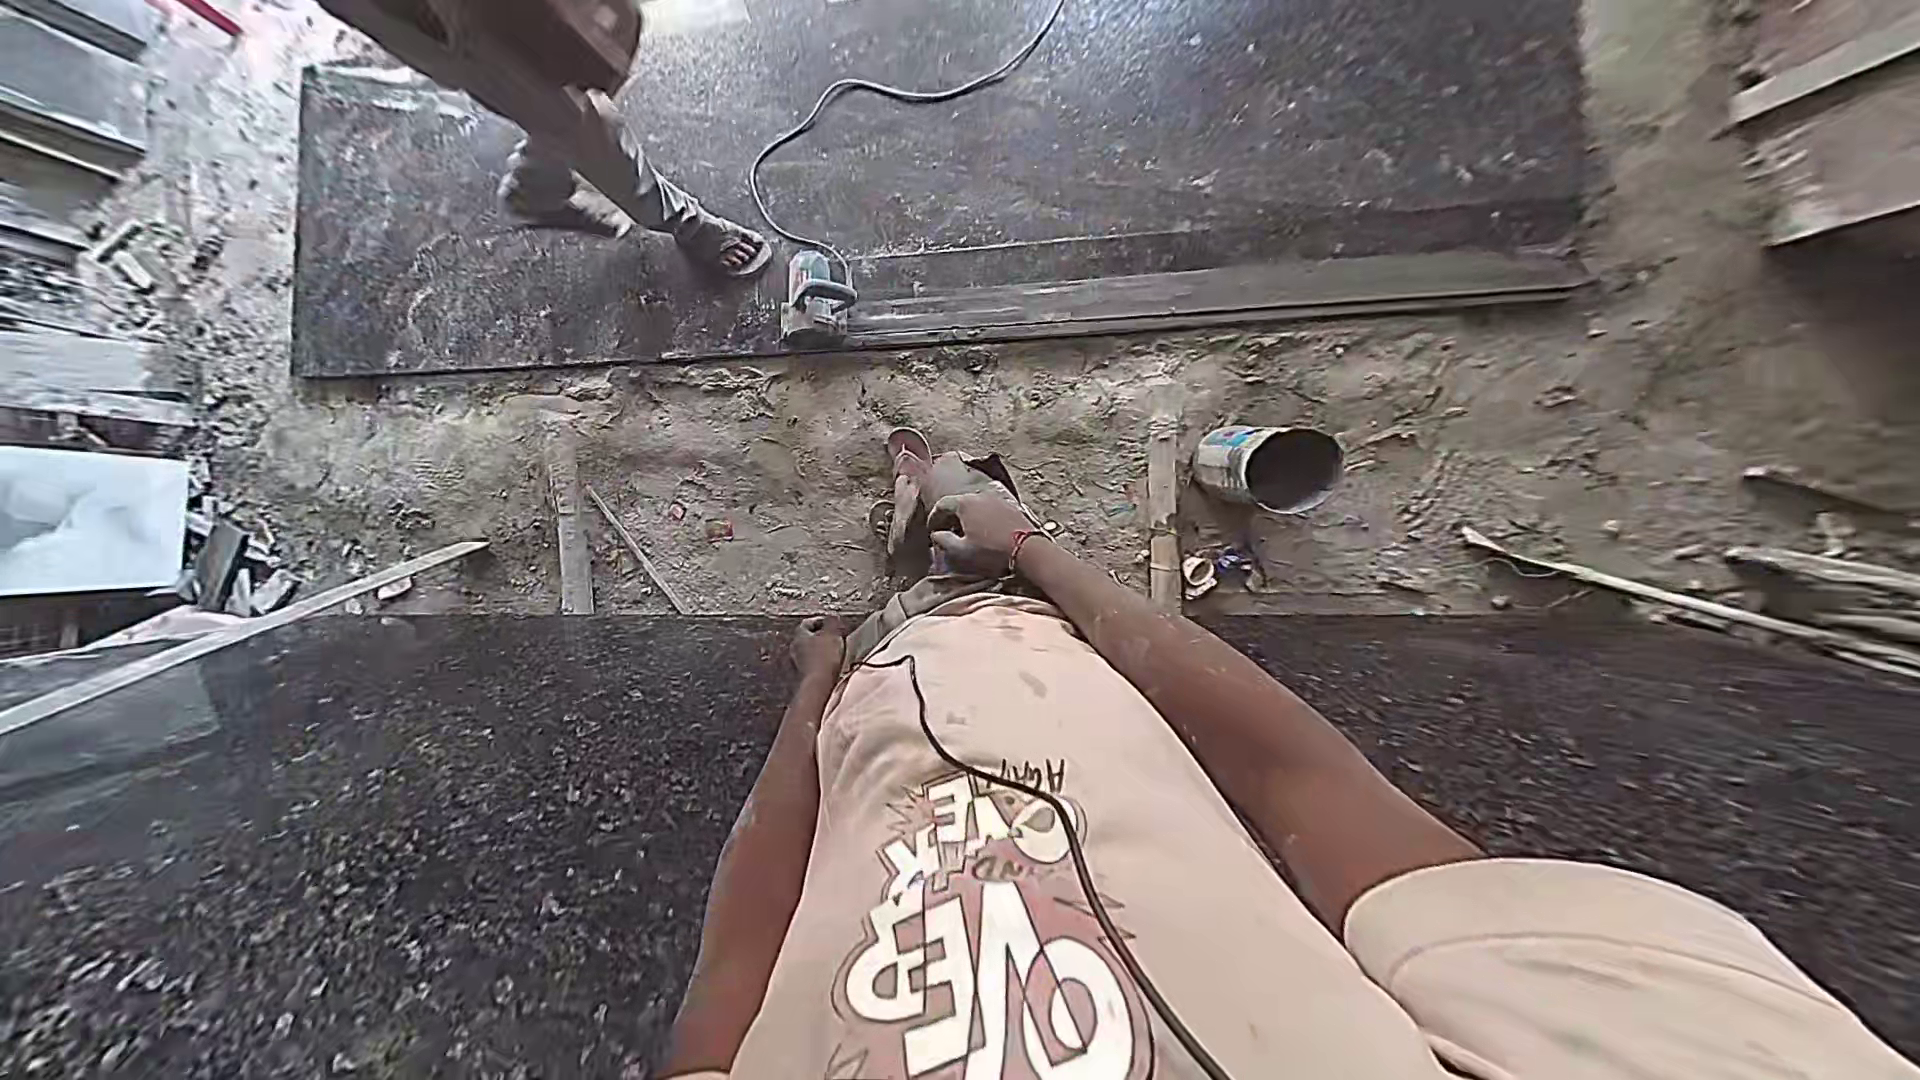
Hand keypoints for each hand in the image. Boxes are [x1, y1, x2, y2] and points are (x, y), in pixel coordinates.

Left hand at [791, 615, 844, 679]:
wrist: (819, 685)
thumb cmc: (823, 658)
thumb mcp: (831, 634)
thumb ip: (831, 622)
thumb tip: (832, 616)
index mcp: (799, 636)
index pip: (807, 623)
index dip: (820, 620)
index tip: (832, 622)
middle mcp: (795, 649)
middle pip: (808, 637)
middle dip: (822, 635)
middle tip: (835, 635)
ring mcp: (799, 663)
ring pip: (811, 651)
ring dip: (822, 649)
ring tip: (836, 651)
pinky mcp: (805, 675)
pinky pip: (814, 663)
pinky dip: (822, 661)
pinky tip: (832, 664)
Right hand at [929, 493, 1039, 576]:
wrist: (1028, 549)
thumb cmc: (992, 551)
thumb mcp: (962, 551)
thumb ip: (944, 541)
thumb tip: (936, 535)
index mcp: (964, 503)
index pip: (942, 505)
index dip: (934, 518)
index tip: (932, 529)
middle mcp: (980, 496)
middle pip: (958, 503)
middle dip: (950, 516)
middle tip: (946, 530)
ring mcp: (997, 499)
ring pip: (975, 505)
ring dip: (966, 516)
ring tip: (964, 531)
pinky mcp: (1010, 506)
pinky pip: (989, 508)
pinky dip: (981, 517)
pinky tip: (983, 531)